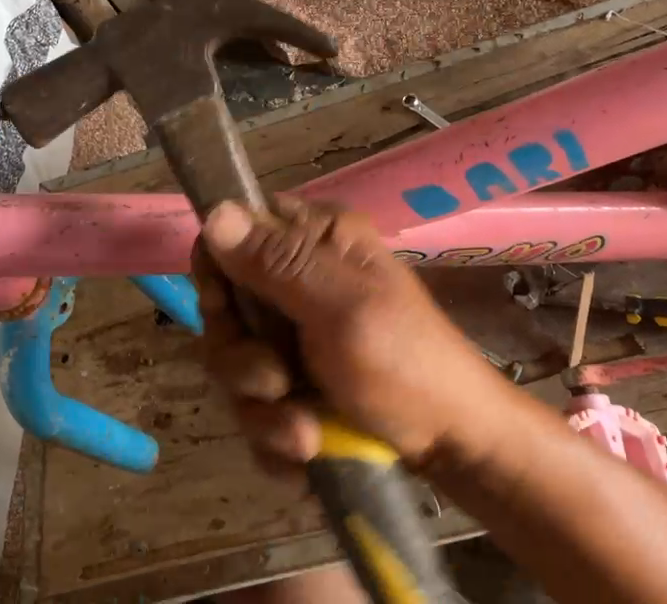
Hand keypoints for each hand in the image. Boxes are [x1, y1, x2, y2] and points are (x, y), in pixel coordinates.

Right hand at [194, 198, 517, 472]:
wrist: (452, 445)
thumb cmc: (406, 363)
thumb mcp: (342, 308)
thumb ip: (277, 262)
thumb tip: (214, 212)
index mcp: (315, 239)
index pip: (231, 233)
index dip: (217, 275)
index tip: (227, 312)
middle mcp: (298, 279)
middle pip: (223, 309)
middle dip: (242, 361)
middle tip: (277, 384)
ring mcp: (294, 337)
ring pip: (234, 367)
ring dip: (262, 412)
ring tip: (306, 436)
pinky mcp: (294, 386)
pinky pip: (253, 409)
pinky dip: (274, 438)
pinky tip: (308, 454)